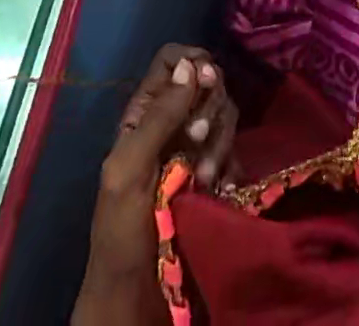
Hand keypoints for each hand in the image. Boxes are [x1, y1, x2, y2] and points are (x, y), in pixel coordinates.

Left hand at [76, 46, 237, 325]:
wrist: (138, 296)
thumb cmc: (122, 230)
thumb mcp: (129, 167)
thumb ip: (159, 115)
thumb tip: (190, 65)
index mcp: (143, 114)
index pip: (172, 61)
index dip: (192, 62)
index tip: (206, 81)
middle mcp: (173, 123)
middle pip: (207, 83)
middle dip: (209, 108)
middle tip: (197, 140)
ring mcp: (197, 148)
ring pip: (226, 114)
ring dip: (219, 143)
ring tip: (203, 179)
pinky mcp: (218, 173)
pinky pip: (237, 151)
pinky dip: (231, 166)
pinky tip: (219, 190)